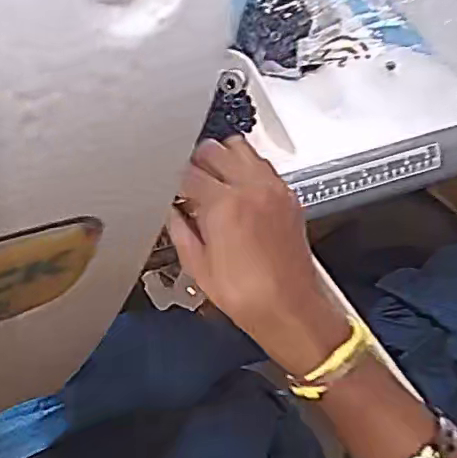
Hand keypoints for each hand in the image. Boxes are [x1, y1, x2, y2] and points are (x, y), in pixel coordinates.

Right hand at [168, 137, 351, 376]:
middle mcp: (252, 189)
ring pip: (242, 149)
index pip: (188, 171)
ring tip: (211, 182)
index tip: (168, 188)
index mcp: (224, 204)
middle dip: (196, 162)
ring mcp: (273, 190)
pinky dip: (246, 170)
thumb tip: (172, 214)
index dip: (172, 179)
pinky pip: (263, 167)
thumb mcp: (197, 266)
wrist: (287, 307)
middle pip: (215, 150)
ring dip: (222, 160)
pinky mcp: (288, 197)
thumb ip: (180, 230)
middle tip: (186, 181)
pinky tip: (236, 192)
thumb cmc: (248, 295)